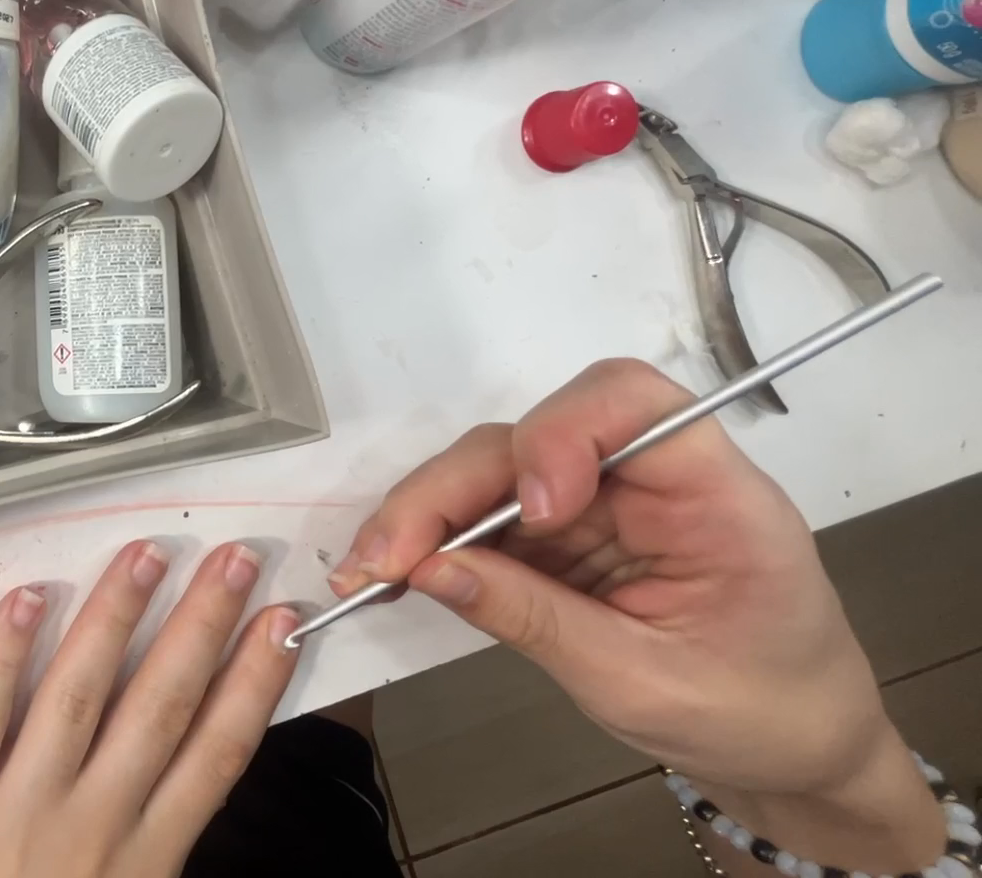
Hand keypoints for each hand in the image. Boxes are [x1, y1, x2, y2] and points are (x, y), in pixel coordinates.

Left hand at [0, 541, 301, 877]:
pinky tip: (31, 596)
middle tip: (234, 561)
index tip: (280, 625)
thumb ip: (151, 831)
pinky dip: (7, 650)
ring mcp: (20, 805)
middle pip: (161, 704)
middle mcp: (93, 820)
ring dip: (117, 616)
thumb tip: (192, 749)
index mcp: (144, 851)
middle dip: (203, 626)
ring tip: (147, 556)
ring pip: (80, 692)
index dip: (254, 682)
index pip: (215, 753)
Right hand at [329, 360, 943, 868]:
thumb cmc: (752, 717)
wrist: (783, 749)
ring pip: (478, 468)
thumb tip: (427, 569)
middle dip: (442, 494)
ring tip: (369, 571)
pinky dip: (421, 535)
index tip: (533, 513)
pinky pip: (469, 508)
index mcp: (708, 498)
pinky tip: (388, 568)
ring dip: (416, 514)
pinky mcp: (542, 525)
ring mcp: (581, 497)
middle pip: (518, 440)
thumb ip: (538, 620)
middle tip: (383, 559)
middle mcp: (633, 479)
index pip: (630, 403)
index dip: (561, 433)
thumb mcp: (645, 685)